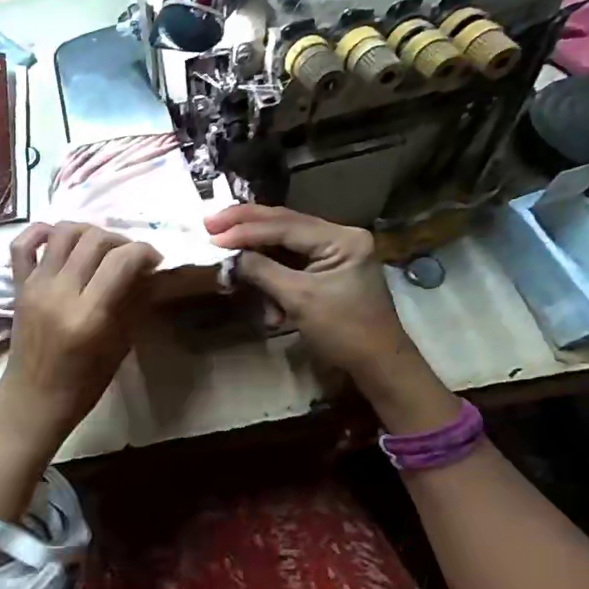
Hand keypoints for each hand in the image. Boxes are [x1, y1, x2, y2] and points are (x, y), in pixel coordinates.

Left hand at [1, 222, 161, 441]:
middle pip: (95, 240)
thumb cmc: (82, 384)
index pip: (122, 261)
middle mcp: (60, 293)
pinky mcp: (18, 285)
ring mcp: (35, 286)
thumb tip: (150, 273)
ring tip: (101, 247)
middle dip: (121, 241)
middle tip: (131, 258)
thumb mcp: (119, 347)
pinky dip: (42, 232)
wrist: (32, 401)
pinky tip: (59, 238)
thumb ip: (134, 305)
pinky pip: (23, 244)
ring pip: (63, 232)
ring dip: (89, 231)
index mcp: (88, 315)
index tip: (155, 262)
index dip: (145, 252)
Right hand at [206, 204, 459, 431]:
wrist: (379, 365)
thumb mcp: (299, 300)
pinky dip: (275, 283)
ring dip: (260, 265)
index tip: (212, 234)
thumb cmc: (344, 331)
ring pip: (284, 247)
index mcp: (342, 238)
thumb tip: (230, 256)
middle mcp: (340, 237)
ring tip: (234, 277)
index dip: (246, 230)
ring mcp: (335, 253)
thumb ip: (263, 271)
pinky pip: (292, 266)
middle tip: (210, 223)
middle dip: (246, 228)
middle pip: (284, 225)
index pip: (285, 226)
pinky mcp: (328, 271)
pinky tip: (271, 312)